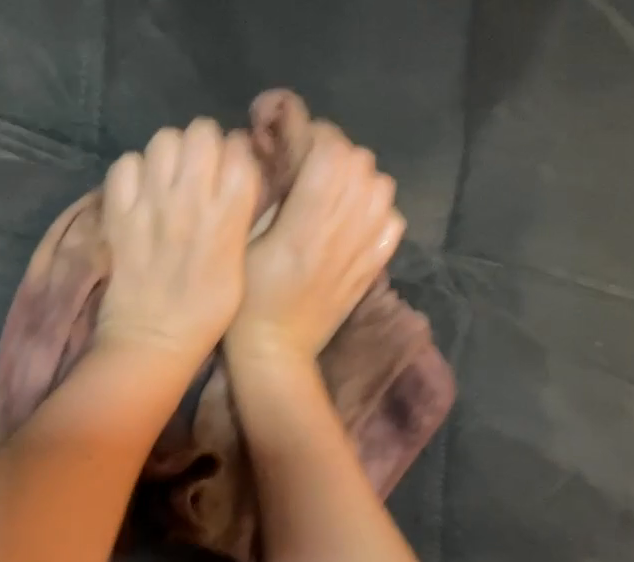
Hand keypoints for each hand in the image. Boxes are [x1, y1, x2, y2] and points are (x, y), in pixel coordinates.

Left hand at [93, 118, 260, 363]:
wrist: (153, 341)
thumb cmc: (205, 314)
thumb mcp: (240, 269)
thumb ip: (240, 220)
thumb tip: (238, 183)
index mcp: (228, 217)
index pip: (239, 150)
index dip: (237, 158)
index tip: (232, 176)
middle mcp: (191, 200)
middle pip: (201, 132)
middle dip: (203, 147)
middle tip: (198, 174)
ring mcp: (151, 203)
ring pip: (164, 140)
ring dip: (169, 156)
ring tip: (168, 183)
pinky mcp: (119, 212)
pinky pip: (126, 164)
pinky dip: (134, 174)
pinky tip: (140, 197)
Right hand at [225, 126, 404, 367]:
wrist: (276, 353)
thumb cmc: (247, 301)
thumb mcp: (241, 245)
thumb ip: (263, 198)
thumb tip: (275, 156)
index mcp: (303, 226)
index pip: (330, 152)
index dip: (314, 137)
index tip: (296, 145)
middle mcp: (340, 234)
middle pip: (360, 162)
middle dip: (337, 154)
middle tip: (313, 167)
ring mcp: (361, 252)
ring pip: (381, 186)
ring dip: (360, 180)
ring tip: (336, 192)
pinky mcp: (372, 269)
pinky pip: (393, 221)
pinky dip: (378, 212)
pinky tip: (355, 220)